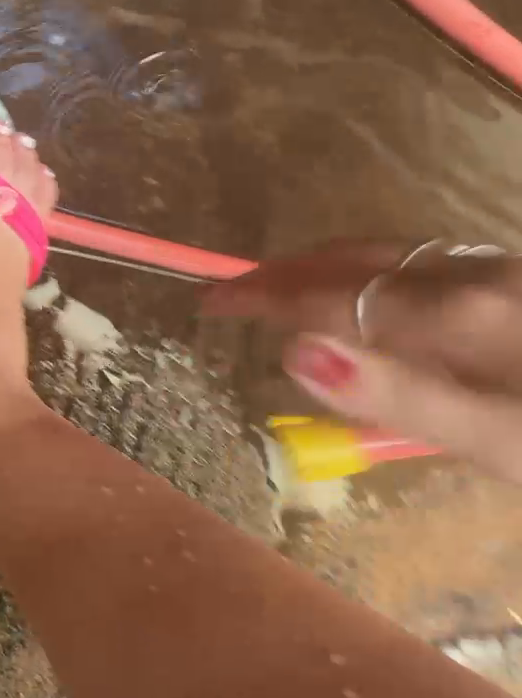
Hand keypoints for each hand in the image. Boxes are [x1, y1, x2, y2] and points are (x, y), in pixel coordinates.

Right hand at [203, 239, 521, 482]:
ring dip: (325, 269)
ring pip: (388, 256)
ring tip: (287, 289)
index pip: (323, 297)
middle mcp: (470, 276)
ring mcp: (503, 271)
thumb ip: (402, 397)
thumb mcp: (501, 440)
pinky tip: (376, 297)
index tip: (206, 303)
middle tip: (233, 292)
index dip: (258, 298)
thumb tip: (295, 353)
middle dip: (282, 274)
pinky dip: (374, 272)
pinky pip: (425, 262)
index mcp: (451, 313)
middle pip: (350, 262)